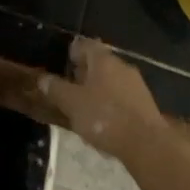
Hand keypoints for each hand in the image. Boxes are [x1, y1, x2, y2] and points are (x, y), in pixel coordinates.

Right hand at [39, 38, 166, 160]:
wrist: (146, 144)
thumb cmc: (104, 117)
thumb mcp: (72, 104)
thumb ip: (56, 89)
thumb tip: (43, 78)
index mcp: (103, 59)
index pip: (85, 44)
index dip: (72, 52)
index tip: (62, 63)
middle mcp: (121, 65)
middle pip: (99, 62)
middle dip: (84, 72)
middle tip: (69, 85)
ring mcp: (136, 84)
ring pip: (111, 80)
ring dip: (98, 88)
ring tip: (84, 105)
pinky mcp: (144, 104)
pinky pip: (122, 96)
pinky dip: (110, 102)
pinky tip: (103, 119)